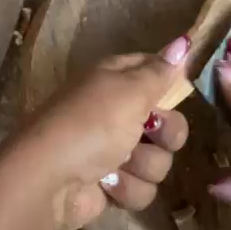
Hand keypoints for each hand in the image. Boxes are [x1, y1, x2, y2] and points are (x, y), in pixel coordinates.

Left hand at [6, 36, 191, 229]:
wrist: (47, 180)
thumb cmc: (91, 125)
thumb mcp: (130, 90)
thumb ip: (160, 71)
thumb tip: (183, 41)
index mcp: (115, 79)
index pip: (154, 70)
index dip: (170, 82)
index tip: (178, 93)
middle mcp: (116, 112)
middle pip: (166, 121)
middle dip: (166, 134)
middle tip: (151, 134)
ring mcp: (114, 150)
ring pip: (158, 159)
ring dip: (143, 164)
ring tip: (120, 163)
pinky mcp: (112, 185)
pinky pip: (141, 188)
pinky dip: (127, 188)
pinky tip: (107, 184)